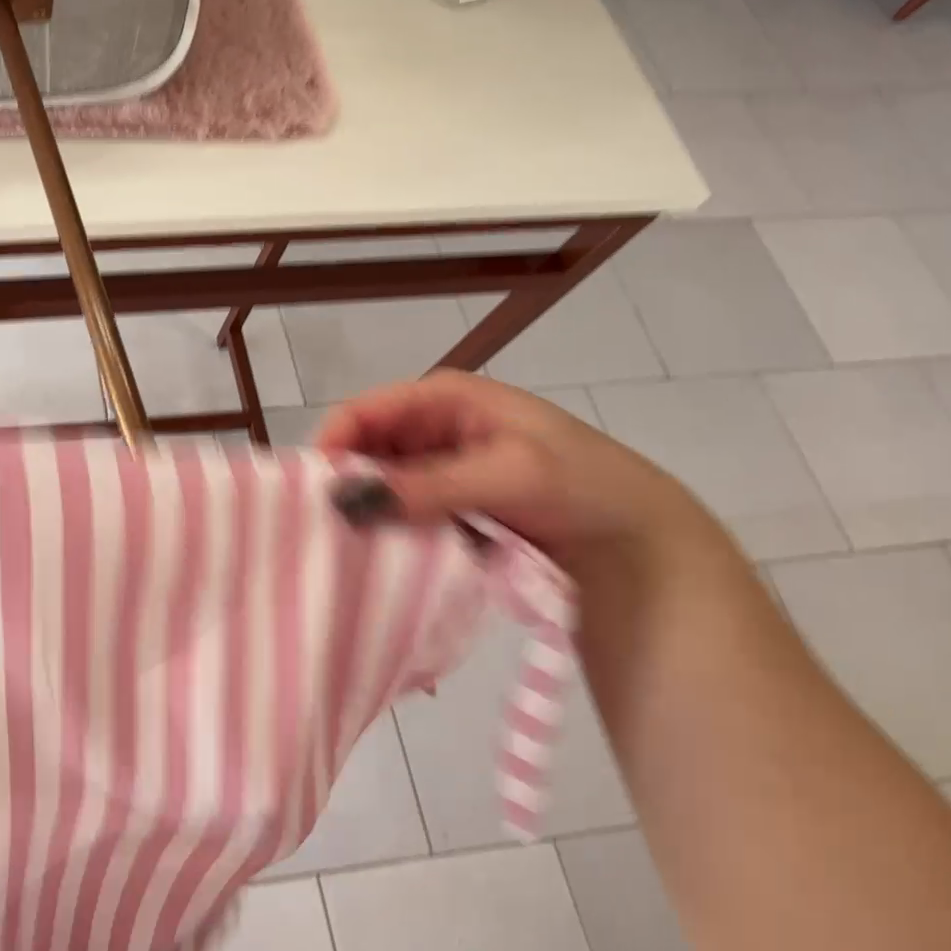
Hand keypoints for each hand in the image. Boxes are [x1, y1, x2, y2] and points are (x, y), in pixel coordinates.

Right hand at [315, 370, 701, 557]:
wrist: (634, 539)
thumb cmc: (581, 486)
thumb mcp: (508, 476)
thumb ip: (428, 486)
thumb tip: (347, 500)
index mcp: (442, 397)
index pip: (361, 412)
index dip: (331, 448)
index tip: (316, 498)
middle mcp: (429, 427)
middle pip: (361, 449)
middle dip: (344, 485)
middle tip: (328, 530)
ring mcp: (433, 467)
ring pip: (374, 485)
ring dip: (364, 513)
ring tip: (350, 547)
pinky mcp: (439, 504)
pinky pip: (395, 512)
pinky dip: (385, 531)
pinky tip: (380, 553)